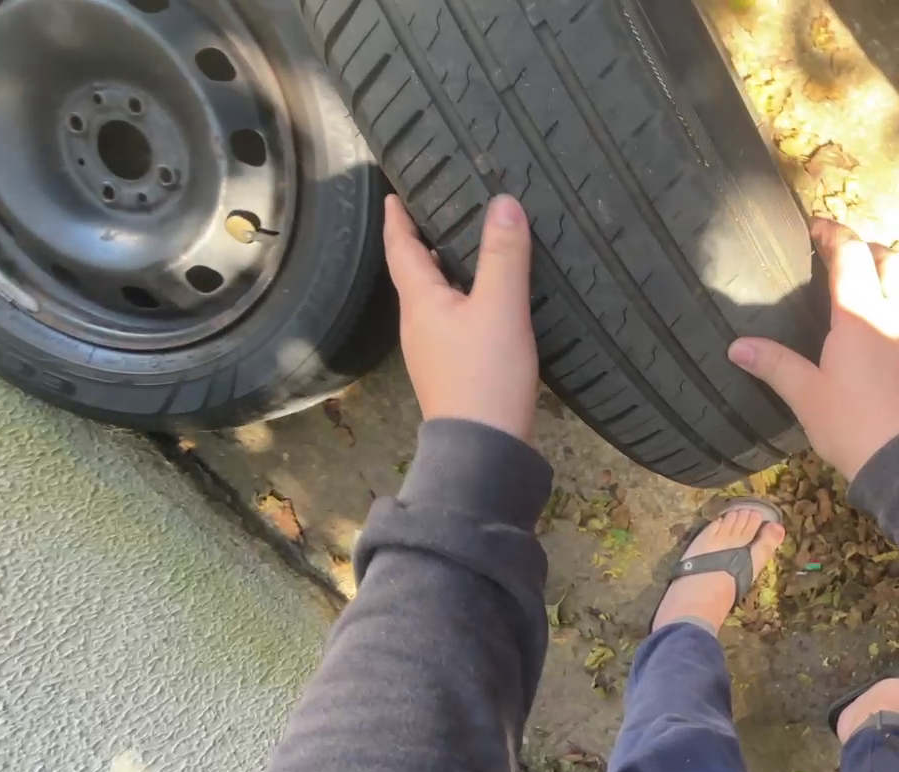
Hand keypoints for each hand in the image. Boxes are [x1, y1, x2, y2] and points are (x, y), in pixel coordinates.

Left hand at [381, 193, 539, 441]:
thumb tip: (504, 202)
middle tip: (442, 218)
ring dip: (446, 278)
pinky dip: (464, 307)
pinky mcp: (453, 377)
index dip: (398, 220)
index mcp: (420, 302)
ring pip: (435, 303)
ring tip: (468, 259)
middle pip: (416, 276)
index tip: (394, 195)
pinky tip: (487, 312)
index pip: (401, 249)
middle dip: (425, 245)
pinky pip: (453, 328)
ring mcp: (433, 355)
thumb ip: (504, 256)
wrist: (485, 448)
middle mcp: (418, 326)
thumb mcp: (501, 309)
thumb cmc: (486, 375)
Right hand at [726, 218, 898, 478]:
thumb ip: (774, 365)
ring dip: (891, 277)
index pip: (849, 253)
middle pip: (888, 259)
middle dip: (864, 250)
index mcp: (860, 314)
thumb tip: (736, 348)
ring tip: (871, 291)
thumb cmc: (853, 427)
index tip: (815, 229)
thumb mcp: (806, 397)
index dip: (832, 234)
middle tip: (841, 259)